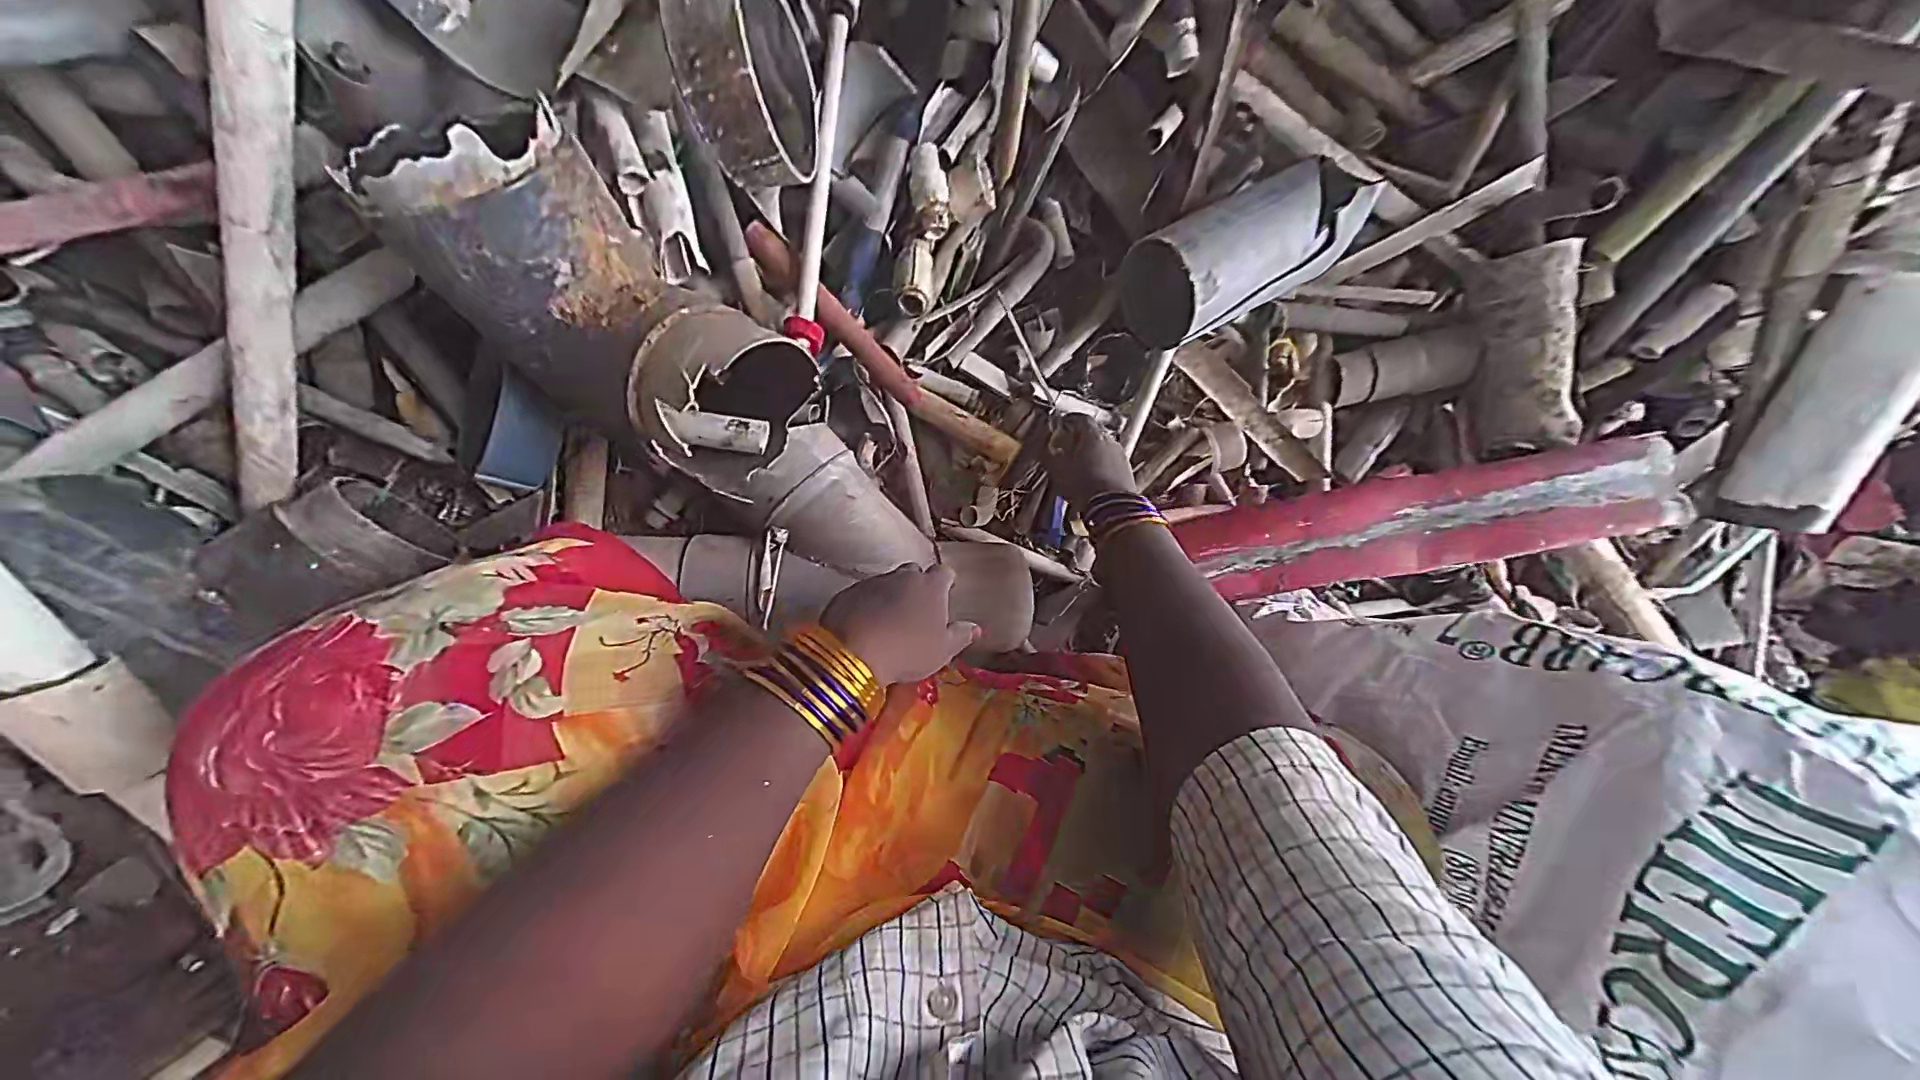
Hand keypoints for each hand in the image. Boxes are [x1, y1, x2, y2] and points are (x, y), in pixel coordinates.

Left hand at [819, 564, 980, 684]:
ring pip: (887, 583)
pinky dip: (868, 605)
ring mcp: (873, 582)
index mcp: (931, 586)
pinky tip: (868, 625)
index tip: (946, 593)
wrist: (853, 652)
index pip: (944, 572)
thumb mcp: (943, 650)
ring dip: (891, 596)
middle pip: (914, 573)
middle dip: (917, 586)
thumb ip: (961, 636)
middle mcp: (903, 576)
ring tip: (891, 622)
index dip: (946, 582)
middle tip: (917, 610)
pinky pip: (864, 595)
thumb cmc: (908, 651)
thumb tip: (974, 627)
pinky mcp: (848, 592)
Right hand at [1044, 414, 1137, 510]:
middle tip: (1067, 448)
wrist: (1112, 508)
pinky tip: (1092, 478)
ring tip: (1078, 467)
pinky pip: (1111, 462)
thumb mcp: (1057, 470)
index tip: (1062, 426)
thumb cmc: (1085, 487)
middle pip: (1093, 433)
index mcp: (1092, 435)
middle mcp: (1109, 441)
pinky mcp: (1126, 471)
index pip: (1080, 418)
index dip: (1069, 421)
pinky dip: (1101, 466)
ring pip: (1102, 448)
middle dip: (1079, 439)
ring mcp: (1120, 455)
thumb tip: (1047, 448)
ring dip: (1091, 453)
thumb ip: (1050, 454)